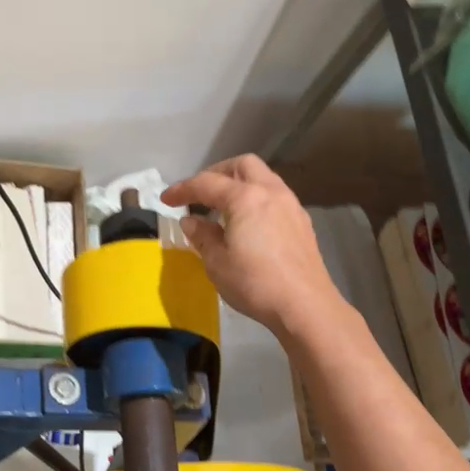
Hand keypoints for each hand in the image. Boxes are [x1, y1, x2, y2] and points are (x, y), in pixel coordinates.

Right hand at [163, 154, 340, 336]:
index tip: (165, 199)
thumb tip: (191, 221)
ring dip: (239, 185)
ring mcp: (290, 205)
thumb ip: (202, 236)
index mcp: (245, 198)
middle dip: (217, 173)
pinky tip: (248, 223)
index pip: (207, 183)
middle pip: (242, 166)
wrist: (304, 304)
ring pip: (262, 178)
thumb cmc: (254, 283)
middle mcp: (271, 192)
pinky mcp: (301, 222)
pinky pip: (274, 197)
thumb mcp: (217, 263)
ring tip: (222, 208)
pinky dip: (255, 200)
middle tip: (199, 194)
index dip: (183, 189)